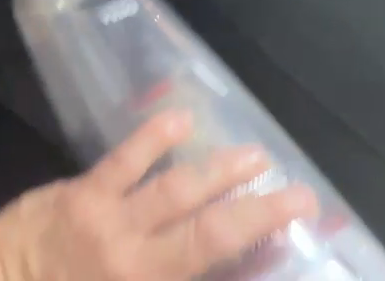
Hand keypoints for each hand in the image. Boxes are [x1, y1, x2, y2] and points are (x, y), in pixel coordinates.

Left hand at [0, 112, 317, 280]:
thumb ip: (163, 276)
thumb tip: (212, 266)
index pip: (213, 262)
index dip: (258, 249)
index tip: (295, 232)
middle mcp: (138, 256)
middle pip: (209, 231)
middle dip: (258, 212)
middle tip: (300, 193)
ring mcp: (110, 218)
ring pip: (174, 191)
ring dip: (218, 172)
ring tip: (256, 156)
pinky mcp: (84, 189)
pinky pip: (124, 160)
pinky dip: (153, 139)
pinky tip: (181, 120)